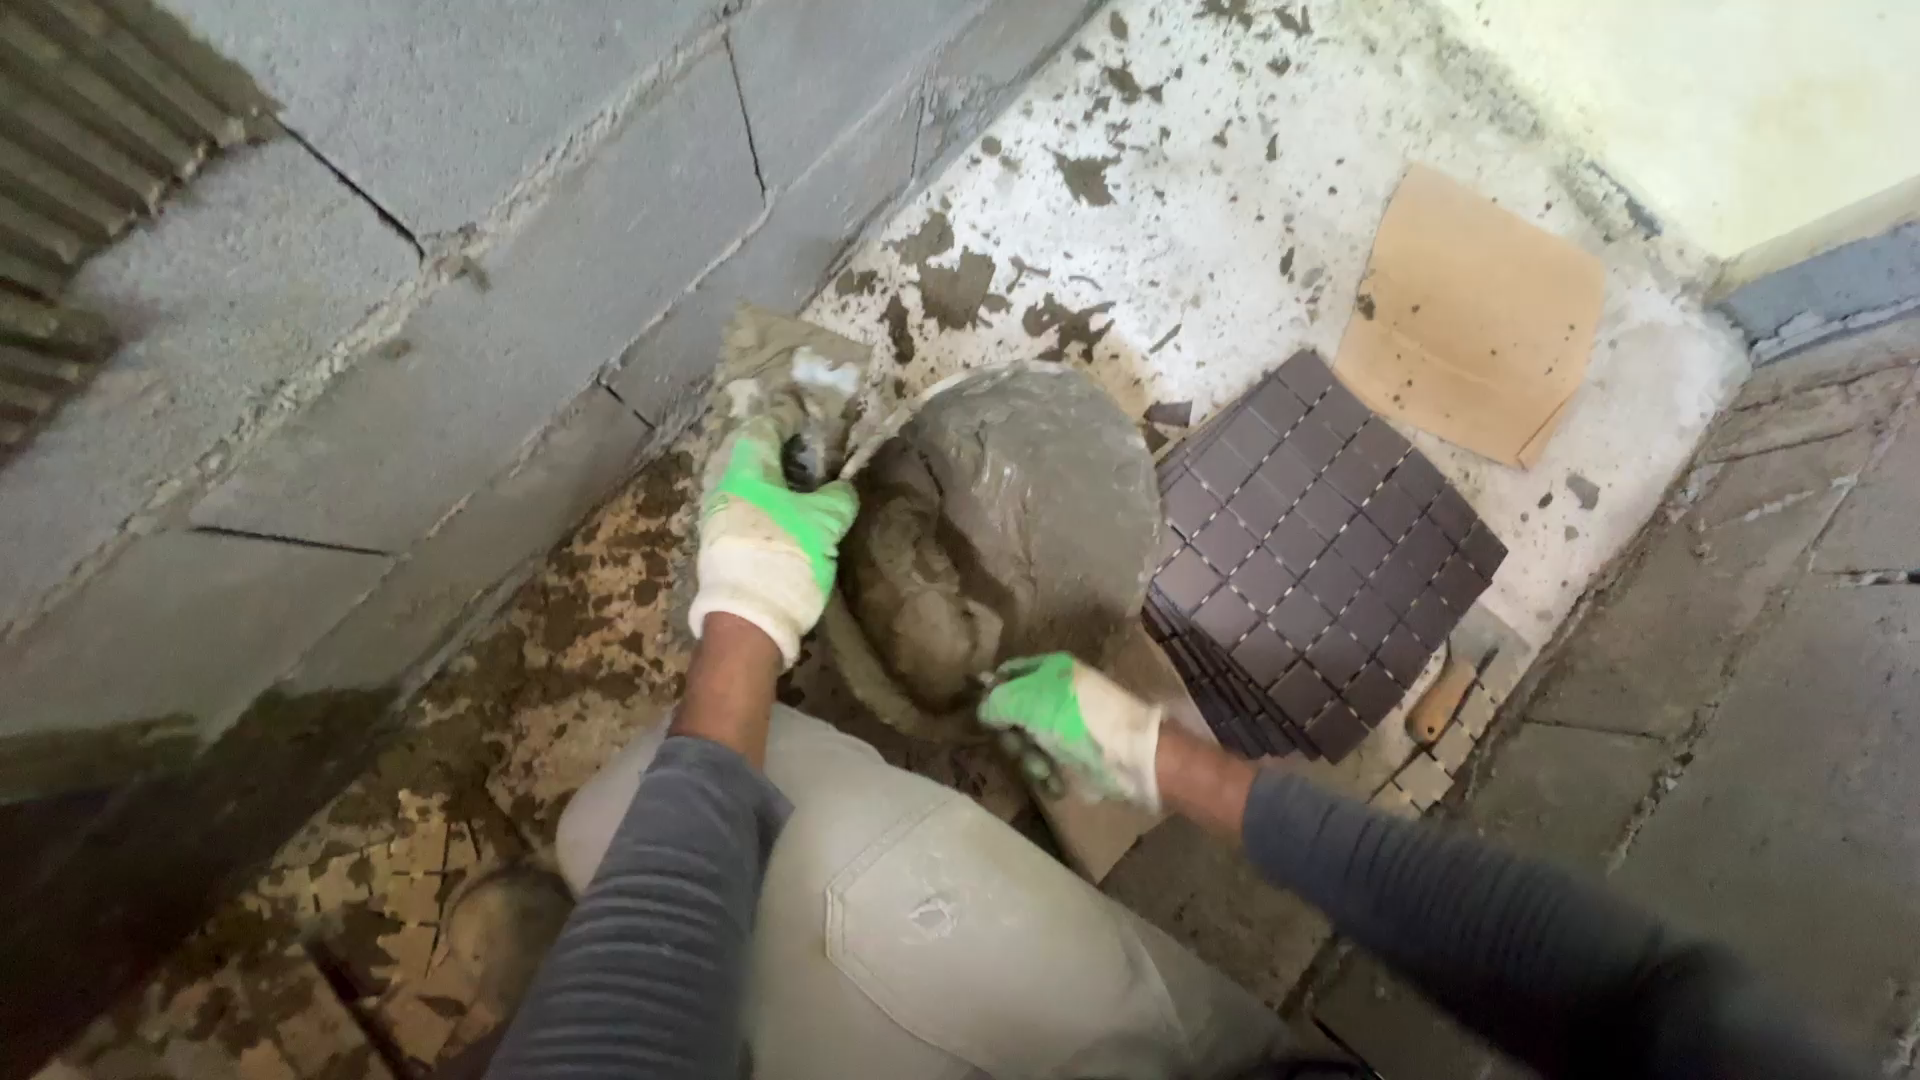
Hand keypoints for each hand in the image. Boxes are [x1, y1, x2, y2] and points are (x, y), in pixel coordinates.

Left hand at [688, 416, 858, 667]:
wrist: (748, 621)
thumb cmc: (786, 556)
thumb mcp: (826, 522)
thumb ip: (838, 496)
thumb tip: (842, 486)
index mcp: (747, 472)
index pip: (762, 428)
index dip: (786, 418)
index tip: (805, 415)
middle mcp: (724, 488)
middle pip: (752, 457)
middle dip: (780, 452)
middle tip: (809, 453)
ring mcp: (717, 519)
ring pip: (749, 486)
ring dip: (774, 482)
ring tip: (802, 488)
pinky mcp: (720, 546)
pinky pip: (746, 510)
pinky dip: (767, 505)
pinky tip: (785, 518)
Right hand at [978, 653, 1165, 809]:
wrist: (1129, 756)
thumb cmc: (1076, 718)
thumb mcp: (1029, 700)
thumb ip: (997, 701)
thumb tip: (983, 710)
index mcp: (1048, 670)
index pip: (1008, 674)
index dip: (993, 692)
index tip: (983, 715)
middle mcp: (1054, 694)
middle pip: (1013, 713)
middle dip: (1013, 735)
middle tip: (1020, 746)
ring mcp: (1064, 725)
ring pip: (1026, 741)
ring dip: (1030, 759)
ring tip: (1044, 769)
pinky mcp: (1073, 754)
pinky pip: (1046, 762)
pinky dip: (1047, 774)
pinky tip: (1056, 782)